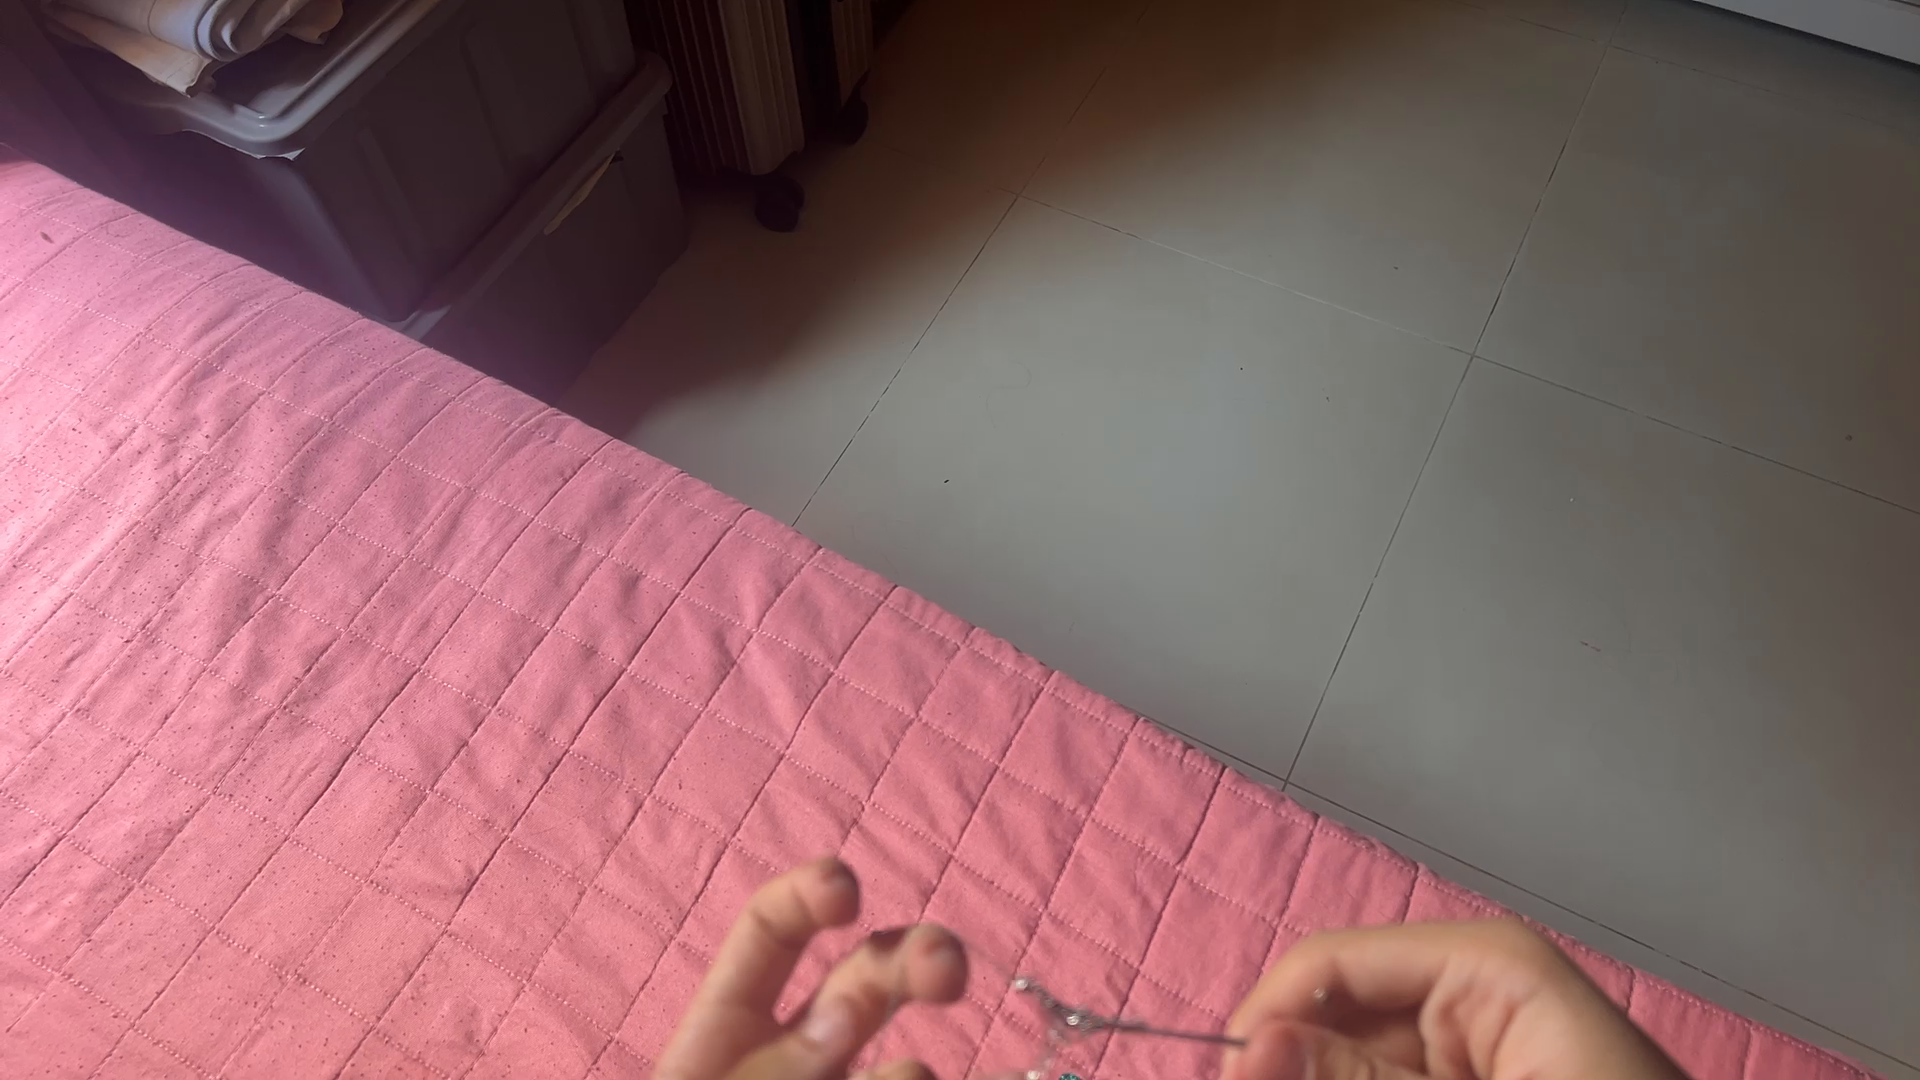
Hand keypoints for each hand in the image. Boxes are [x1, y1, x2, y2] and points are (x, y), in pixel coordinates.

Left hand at [656, 858, 969, 1079]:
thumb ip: (765, 1075)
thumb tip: (847, 1014)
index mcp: (725, 1034)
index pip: (771, 931)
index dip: (808, 894)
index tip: (846, 895)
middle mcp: (795, 1062)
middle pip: (865, 981)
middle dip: (916, 956)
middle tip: (949, 969)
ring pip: (904, 1065)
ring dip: (919, 1067)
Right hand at [1223, 920, 1687, 1079]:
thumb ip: (1365, 1079)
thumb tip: (1253, 1048)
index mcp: (1483, 962)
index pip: (1332, 961)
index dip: (1268, 1013)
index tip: (1227, 1074)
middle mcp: (1468, 984)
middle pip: (1339, 1009)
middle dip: (1295, 1057)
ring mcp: (1471, 1033)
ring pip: (1355, 1048)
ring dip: (1317, 1071)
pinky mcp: (1471, 1068)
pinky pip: (1383, 1068)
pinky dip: (1349, 1079)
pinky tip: (1324, 1079)